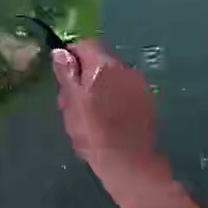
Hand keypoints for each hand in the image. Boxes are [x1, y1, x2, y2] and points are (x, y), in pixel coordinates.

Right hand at [53, 39, 164, 178]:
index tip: (63, 79)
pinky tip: (110, 120)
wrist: (129, 163)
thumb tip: (60, 52)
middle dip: (84, 77)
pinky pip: (124, 91)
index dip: (71, 58)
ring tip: (92, 116)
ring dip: (100, 88)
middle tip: (71, 104)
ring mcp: (139, 84)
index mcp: (104, 65)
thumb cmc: (94, 134)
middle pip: (99, 61)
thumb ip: (67, 75)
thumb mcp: (72, 105)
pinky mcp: (147, 100)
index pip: (85, 45)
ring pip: (111, 77)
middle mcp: (125, 68)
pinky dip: (115, 99)